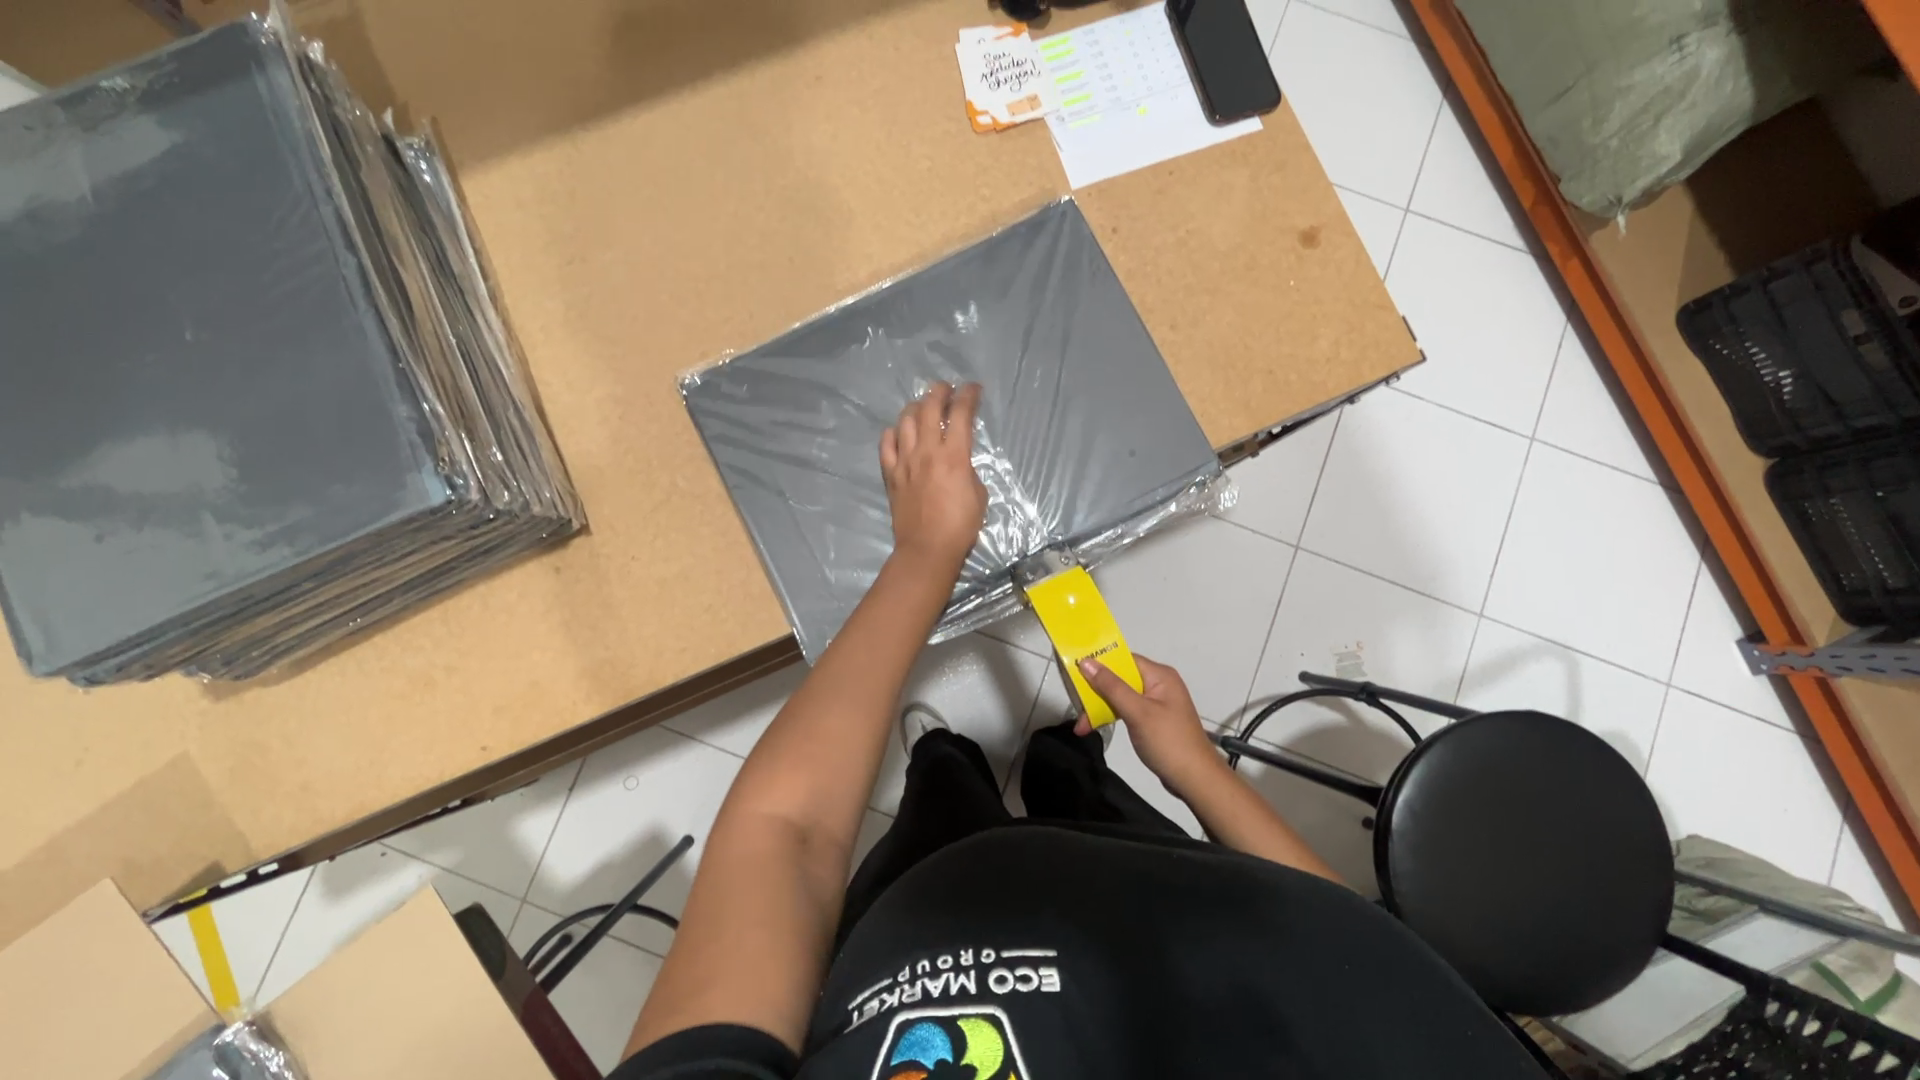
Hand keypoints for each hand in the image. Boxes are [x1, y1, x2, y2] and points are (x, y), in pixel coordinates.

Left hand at [880, 382, 987, 572]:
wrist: (927, 548)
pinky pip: (886, 444)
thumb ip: (968, 469)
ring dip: (916, 407)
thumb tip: (958, 462)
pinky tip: (900, 432)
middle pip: (929, 407)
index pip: (961, 413)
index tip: (973, 388)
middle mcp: (927, 450)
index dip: (968, 395)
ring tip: (923, 407)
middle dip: (939, 391)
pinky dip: (894, 432)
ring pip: (905, 420)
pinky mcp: (890, 474)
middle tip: (946, 388)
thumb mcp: (979, 493)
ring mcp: (905, 461)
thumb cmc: (961, 525)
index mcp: (954, 455)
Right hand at [1075, 654, 1221, 790]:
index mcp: (1159, 675)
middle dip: (1096, 691)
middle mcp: (1158, 684)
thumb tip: (1086, 662)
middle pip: (1120, 678)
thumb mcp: (1137, 712)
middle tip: (1075, 705)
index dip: (1099, 663)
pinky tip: (1095, 728)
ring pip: (1121, 696)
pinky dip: (1112, 717)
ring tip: (1081, 725)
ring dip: (1101, 708)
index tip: (1073, 671)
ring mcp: (1156, 703)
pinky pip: (1127, 710)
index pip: (1123, 659)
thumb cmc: (1167, 741)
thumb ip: (1111, 686)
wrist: (1195, 779)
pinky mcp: (1153, 720)